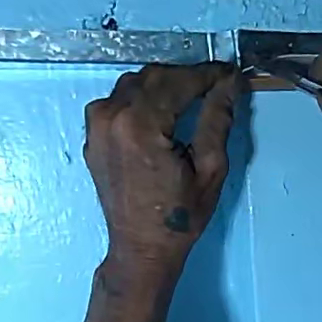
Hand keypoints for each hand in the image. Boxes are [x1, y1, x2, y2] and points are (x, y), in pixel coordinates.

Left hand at [83, 63, 242, 278]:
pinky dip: (142, 97)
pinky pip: (118, 100)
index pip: (179, 81)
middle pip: (155, 76)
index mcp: (140, 125)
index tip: (229, 73)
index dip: (208, 74)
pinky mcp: (93, 135)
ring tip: (192, 97)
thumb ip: (217, 120)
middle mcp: (112, 117)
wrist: (140, 248)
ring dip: (164, 84)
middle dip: (187, 77)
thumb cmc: (179, 217)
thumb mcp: (210, 170)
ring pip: (134, 84)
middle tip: (215, 85)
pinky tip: (162, 110)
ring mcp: (97, 125)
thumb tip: (229, 84)